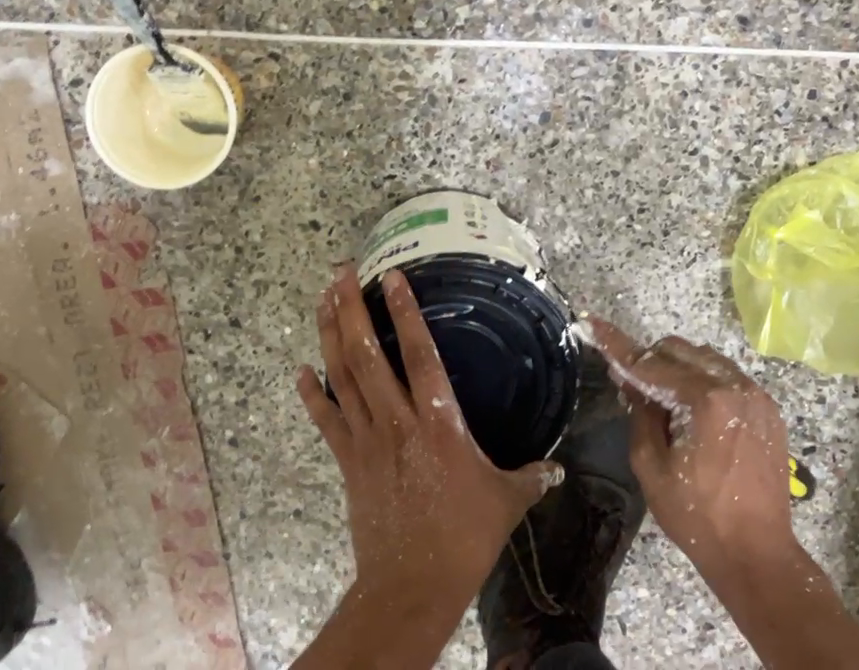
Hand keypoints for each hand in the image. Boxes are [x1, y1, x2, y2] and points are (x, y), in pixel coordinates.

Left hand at [298, 266, 562, 616]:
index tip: (390, 276)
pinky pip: (325, 419)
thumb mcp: (506, 502)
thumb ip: (530, 477)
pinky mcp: (347, 461)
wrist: (412, 586)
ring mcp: (366, 439)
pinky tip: (301, 369)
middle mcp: (397, 420)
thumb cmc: (464, 538)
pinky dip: (312, 393)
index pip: (419, 354)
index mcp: (438, 422)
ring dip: (329, 335)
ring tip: (323, 299)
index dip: (405, 312)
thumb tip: (557, 469)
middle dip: (351, 309)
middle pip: (366, 354)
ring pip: (341, 377)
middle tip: (341, 272)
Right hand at [582, 318, 795, 569]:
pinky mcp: (769, 410)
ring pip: (706, 359)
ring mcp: (757, 397)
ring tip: (664, 403)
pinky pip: (728, 377)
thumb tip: (631, 379)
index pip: (651, 362)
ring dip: (678, 369)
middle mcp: (736, 387)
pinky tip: (694, 412)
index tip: (591, 322)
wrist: (757, 554)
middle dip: (650, 360)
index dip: (617, 344)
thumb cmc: (697, 516)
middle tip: (631, 386)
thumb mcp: (651, 466)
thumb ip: (640, 413)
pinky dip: (704, 382)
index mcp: (706, 400)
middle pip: (680, 350)